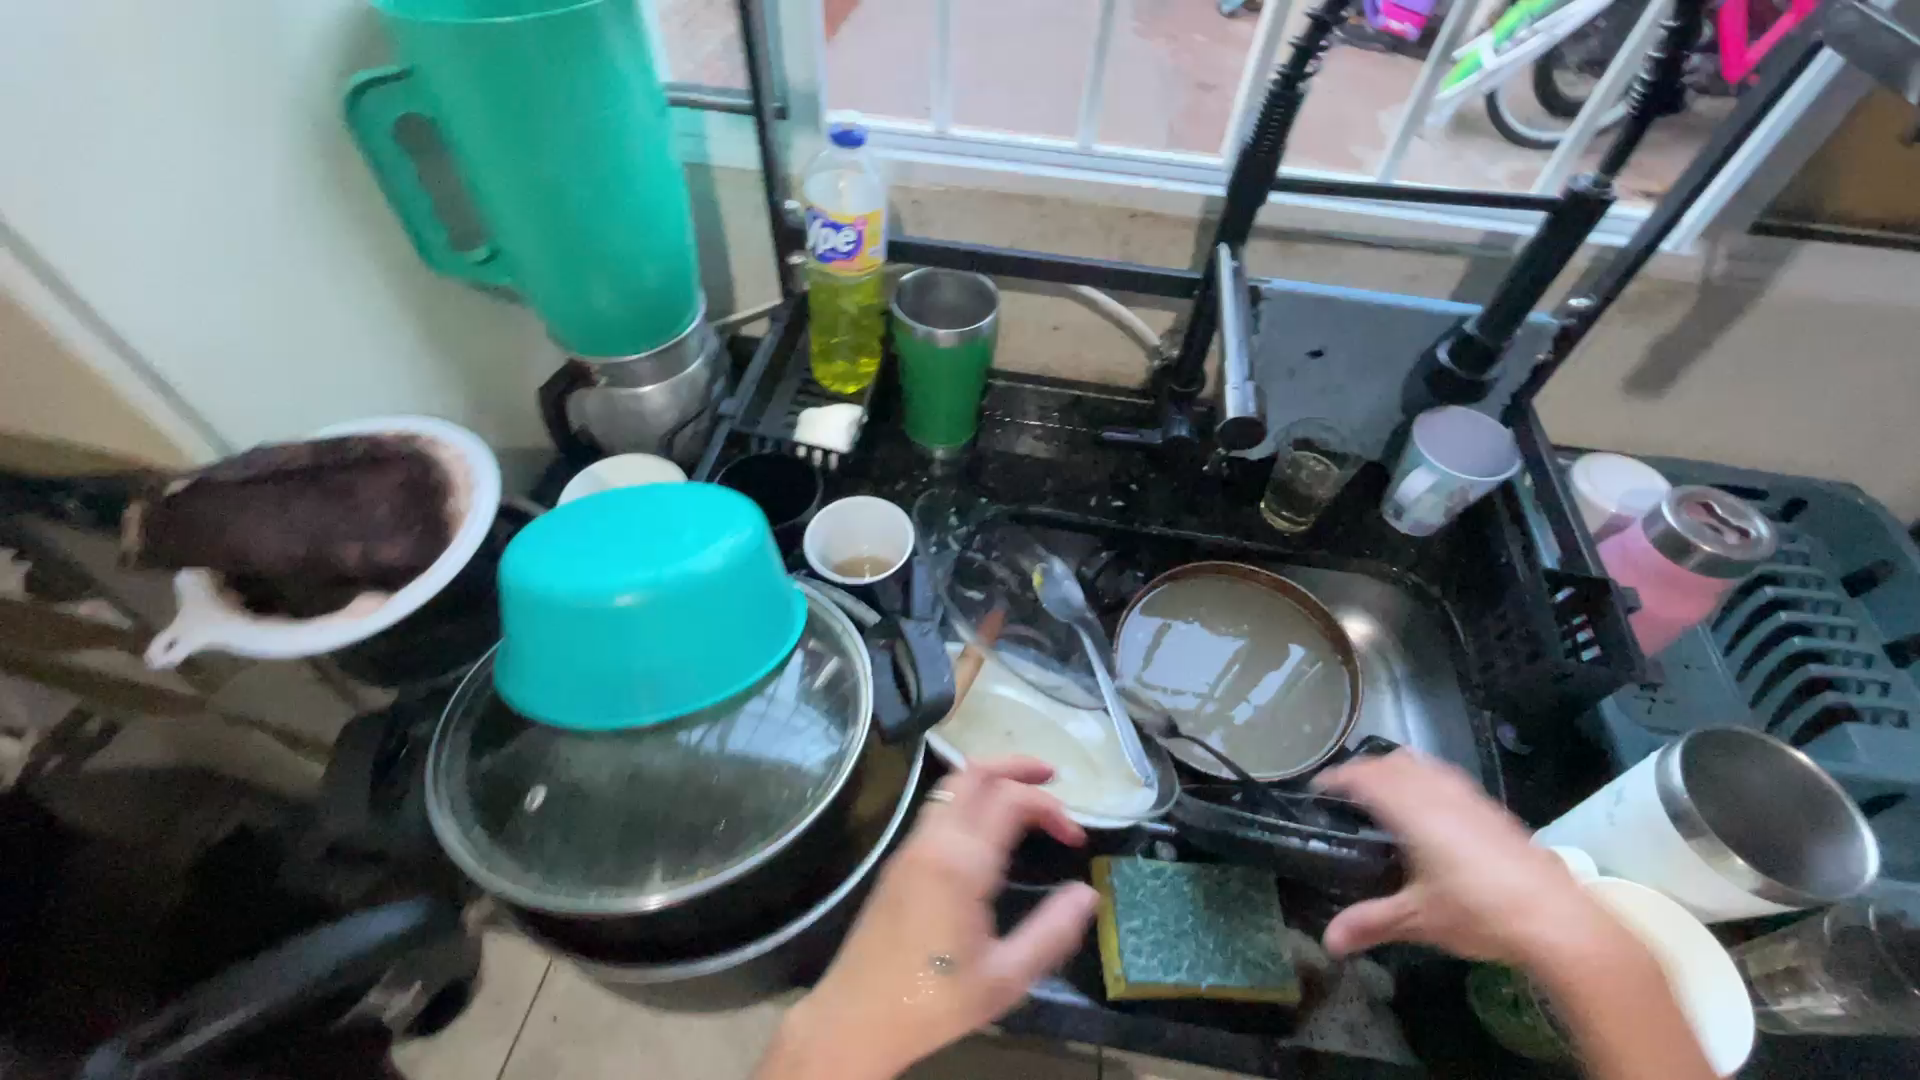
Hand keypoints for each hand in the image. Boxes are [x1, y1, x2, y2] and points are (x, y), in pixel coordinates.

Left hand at [762, 757, 1098, 1079]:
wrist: (855, 1017)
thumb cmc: (933, 1003)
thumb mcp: (1005, 978)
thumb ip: (1051, 932)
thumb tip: (1087, 894)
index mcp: (962, 863)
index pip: (1011, 799)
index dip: (1050, 807)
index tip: (1075, 836)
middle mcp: (934, 841)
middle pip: (974, 773)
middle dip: (1016, 766)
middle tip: (1052, 776)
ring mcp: (910, 846)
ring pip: (951, 785)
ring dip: (990, 778)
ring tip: (1024, 791)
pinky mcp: (898, 860)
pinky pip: (938, 808)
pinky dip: (969, 797)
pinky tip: (987, 824)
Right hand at [1312, 751, 1620, 966]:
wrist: (1560, 921)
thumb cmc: (1482, 913)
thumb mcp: (1420, 920)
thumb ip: (1372, 923)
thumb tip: (1329, 941)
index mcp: (1413, 812)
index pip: (1365, 778)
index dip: (1337, 777)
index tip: (1318, 785)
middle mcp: (1439, 796)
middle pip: (1393, 763)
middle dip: (1365, 768)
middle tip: (1346, 788)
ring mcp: (1470, 800)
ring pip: (1424, 764)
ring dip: (1397, 767)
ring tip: (1384, 787)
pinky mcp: (1494, 810)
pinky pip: (1449, 777)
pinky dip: (1426, 777)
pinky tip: (1432, 802)